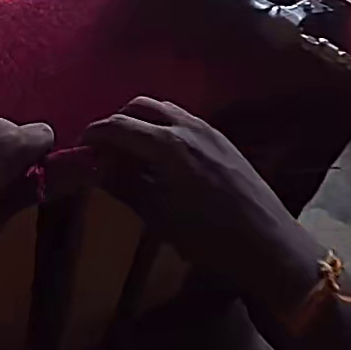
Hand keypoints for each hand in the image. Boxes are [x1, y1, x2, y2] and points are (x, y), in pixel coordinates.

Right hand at [81, 97, 325, 313]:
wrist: (270, 244)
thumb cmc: (211, 239)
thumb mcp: (160, 218)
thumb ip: (126, 187)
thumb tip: (98, 169)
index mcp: (168, 146)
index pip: (118, 125)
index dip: (94, 133)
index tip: (80, 146)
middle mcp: (186, 126)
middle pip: (140, 105)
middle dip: (117, 121)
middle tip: (104, 148)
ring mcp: (207, 128)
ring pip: (162, 108)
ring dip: (141, 121)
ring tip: (130, 151)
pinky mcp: (221, 136)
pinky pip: (182, 118)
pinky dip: (162, 126)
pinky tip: (160, 155)